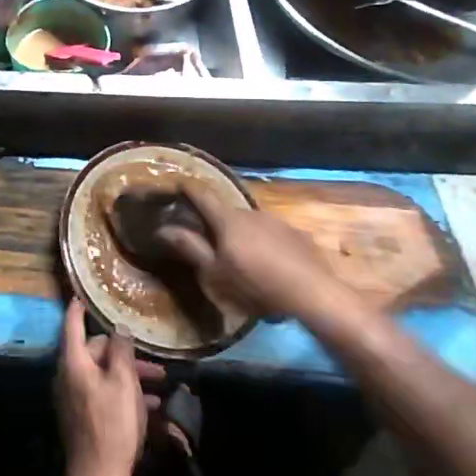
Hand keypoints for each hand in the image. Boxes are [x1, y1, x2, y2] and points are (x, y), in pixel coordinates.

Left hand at [56, 300, 163, 475]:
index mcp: (73, 362)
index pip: (72, 324)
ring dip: (128, 375)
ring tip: (160, 383)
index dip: (78, 307)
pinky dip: (122, 392)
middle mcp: (68, 375)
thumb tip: (118, 327)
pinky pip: (102, 392)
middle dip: (123, 352)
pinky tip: (151, 405)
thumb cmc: (112, 424)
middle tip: (154, 360)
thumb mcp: (123, 383)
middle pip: (93, 351)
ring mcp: (73, 397)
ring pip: (102, 374)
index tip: (84, 292)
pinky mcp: (82, 415)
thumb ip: (121, 351)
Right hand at [154, 190, 352, 321]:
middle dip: (217, 222)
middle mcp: (252, 213)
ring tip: (242, 258)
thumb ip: (190, 247)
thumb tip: (163, 228)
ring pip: (251, 224)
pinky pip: (273, 234)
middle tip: (210, 240)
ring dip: (243, 234)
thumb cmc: (255, 284)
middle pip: (227, 212)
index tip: (177, 182)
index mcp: (227, 220)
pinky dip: (265, 243)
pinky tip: (270, 264)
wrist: (312, 293)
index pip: (203, 195)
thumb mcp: (215, 272)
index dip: (188, 188)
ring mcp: (278, 222)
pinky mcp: (298, 235)